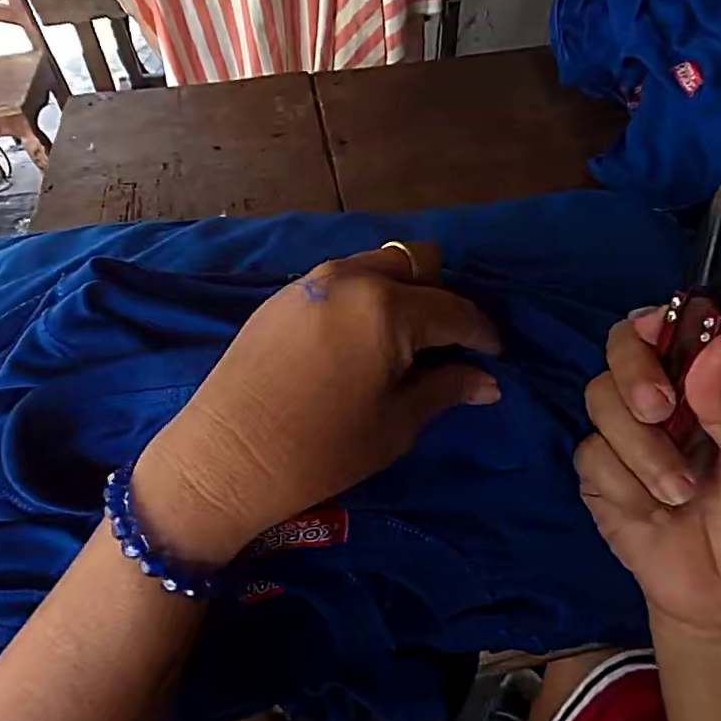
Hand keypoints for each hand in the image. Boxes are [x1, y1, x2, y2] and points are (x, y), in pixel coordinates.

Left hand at [131, 244, 502, 565]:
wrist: (225, 458)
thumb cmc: (320, 450)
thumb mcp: (394, 425)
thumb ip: (445, 389)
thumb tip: (488, 381)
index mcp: (387, 308)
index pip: (454, 309)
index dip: (483, 332)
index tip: (495, 354)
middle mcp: (349, 278)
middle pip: (415, 263)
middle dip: (440, 296)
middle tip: (443, 343)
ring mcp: (310, 281)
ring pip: (374, 265)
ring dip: (400, 291)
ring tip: (401, 340)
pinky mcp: (281, 296)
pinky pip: (339, 280)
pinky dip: (362, 297)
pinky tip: (356, 340)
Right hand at [574, 312, 720, 645]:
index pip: (686, 326)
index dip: (668, 321)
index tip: (661, 333)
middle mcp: (674, 399)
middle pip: (625, 345)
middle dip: (635, 372)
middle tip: (659, 408)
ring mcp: (631, 434)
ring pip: (600, 397)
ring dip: (639, 448)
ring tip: (679, 493)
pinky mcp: (600, 472)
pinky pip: (589, 452)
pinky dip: (621, 483)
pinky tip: (651, 512)